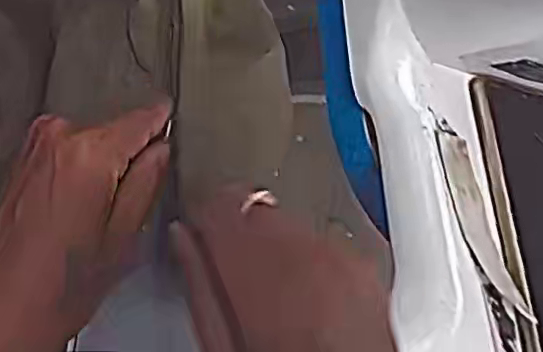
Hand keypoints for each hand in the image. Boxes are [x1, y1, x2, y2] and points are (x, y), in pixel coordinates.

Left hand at [0, 102, 171, 351]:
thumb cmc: (53, 287)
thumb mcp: (121, 240)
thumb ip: (147, 182)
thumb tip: (161, 149)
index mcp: (90, 152)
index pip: (141, 119)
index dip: (161, 122)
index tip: (171, 120)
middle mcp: (61, 134)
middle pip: (115, 129)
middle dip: (128, 154)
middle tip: (128, 197)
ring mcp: (38, 141)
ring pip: (91, 138)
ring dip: (101, 161)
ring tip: (94, 210)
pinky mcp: (24, 153)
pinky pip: (67, 146)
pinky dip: (77, 165)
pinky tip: (73, 206)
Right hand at [172, 187, 396, 351]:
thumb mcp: (224, 343)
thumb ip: (199, 283)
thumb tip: (182, 235)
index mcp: (258, 267)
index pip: (220, 203)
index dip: (204, 212)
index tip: (199, 224)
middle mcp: (299, 250)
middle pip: (254, 207)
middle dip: (239, 227)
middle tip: (233, 265)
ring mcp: (335, 253)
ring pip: (286, 221)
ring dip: (273, 241)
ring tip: (271, 288)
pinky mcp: (360, 264)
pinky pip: (318, 241)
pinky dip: (306, 256)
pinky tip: (303, 292)